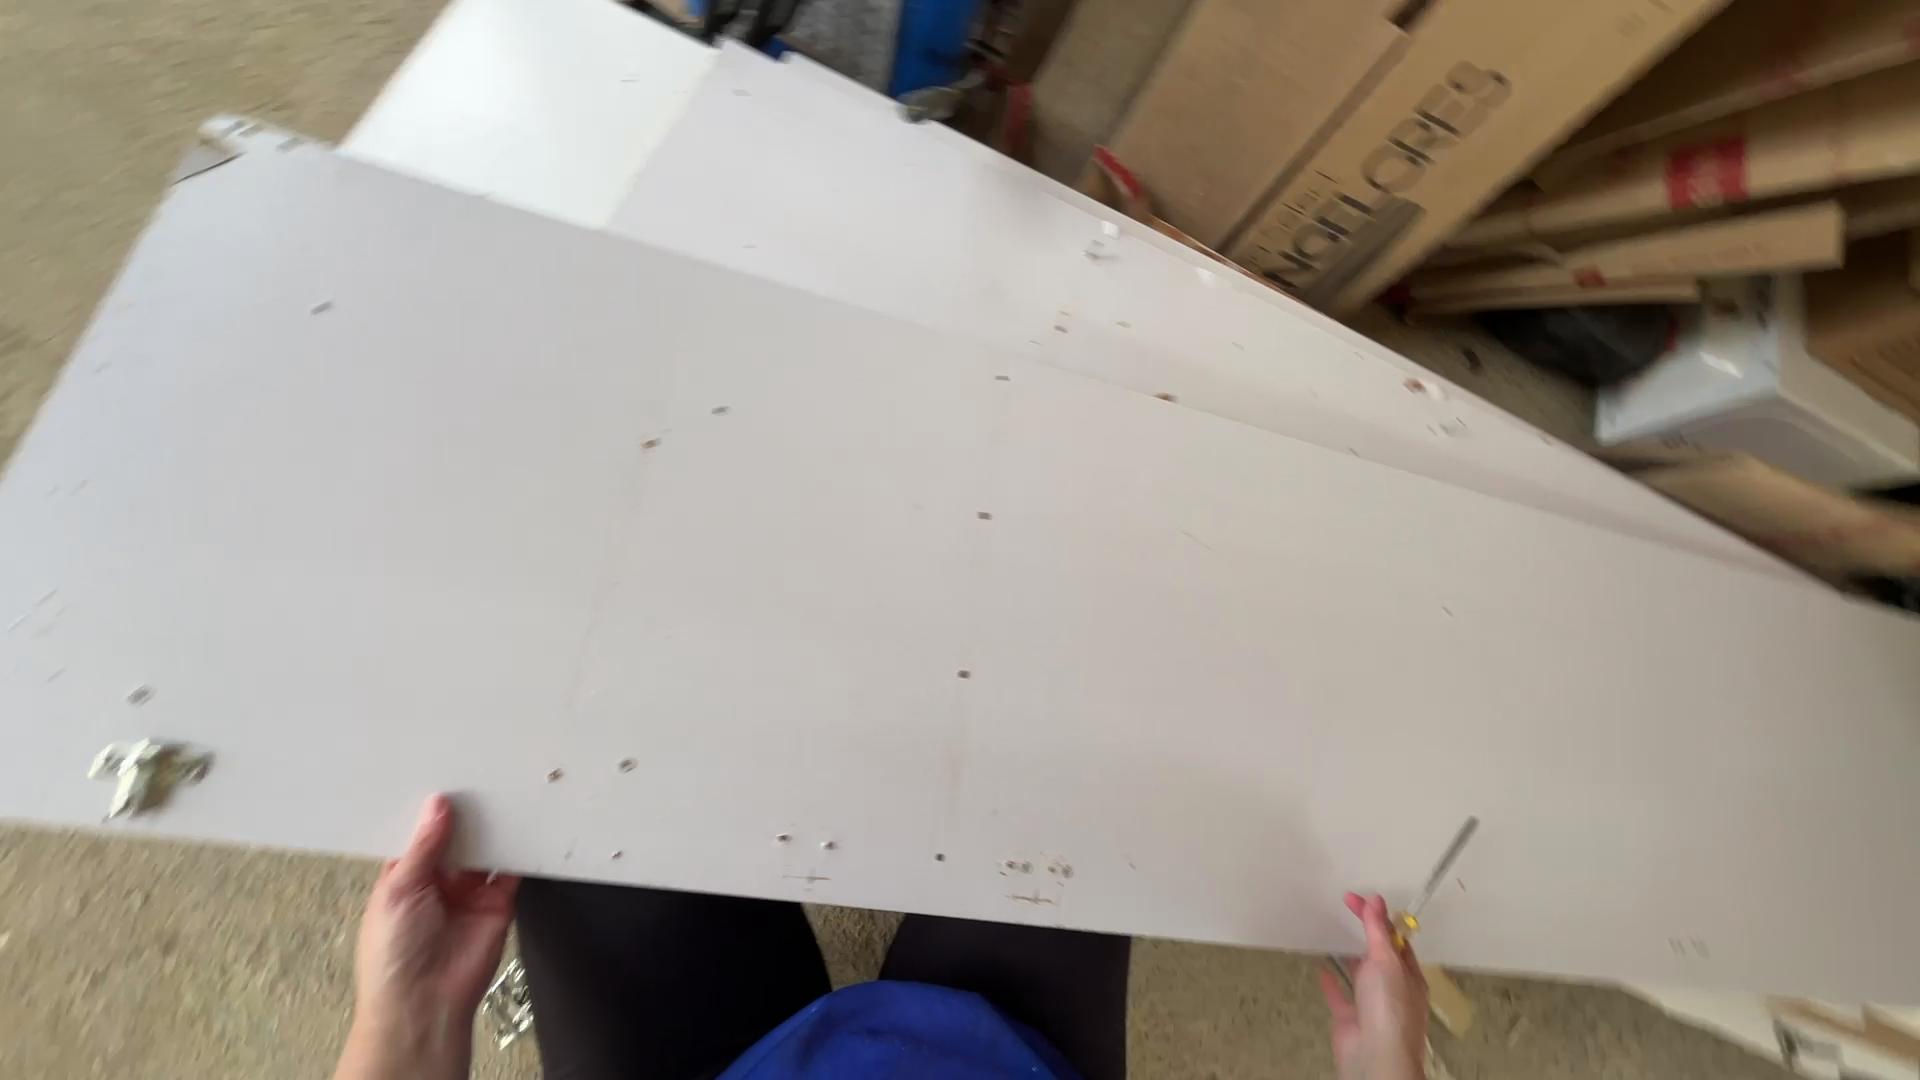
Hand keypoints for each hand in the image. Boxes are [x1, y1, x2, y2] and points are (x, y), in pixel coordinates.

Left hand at [333, 794, 520, 1079]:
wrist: (427, 1000)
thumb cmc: (393, 959)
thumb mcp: (398, 892)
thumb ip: (424, 848)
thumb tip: (436, 807)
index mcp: (405, 877)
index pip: (421, 834)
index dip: (433, 811)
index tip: (447, 784)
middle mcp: (439, 880)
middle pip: (460, 837)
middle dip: (469, 815)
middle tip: (482, 785)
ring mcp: (470, 889)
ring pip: (488, 848)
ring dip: (496, 829)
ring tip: (506, 798)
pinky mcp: (500, 898)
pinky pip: (514, 866)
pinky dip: (522, 849)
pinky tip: (526, 828)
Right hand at [1317, 892, 1428, 1079]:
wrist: (1374, 1057)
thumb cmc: (1387, 1006)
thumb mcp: (1385, 961)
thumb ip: (1377, 931)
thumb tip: (1376, 899)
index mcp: (1408, 977)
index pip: (1395, 939)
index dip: (1376, 916)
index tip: (1351, 898)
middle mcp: (1394, 990)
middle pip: (1381, 957)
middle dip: (1368, 936)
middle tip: (1347, 911)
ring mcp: (1371, 1006)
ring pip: (1362, 976)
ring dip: (1351, 958)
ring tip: (1335, 936)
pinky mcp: (1350, 1018)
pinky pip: (1340, 995)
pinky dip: (1331, 980)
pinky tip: (1320, 967)